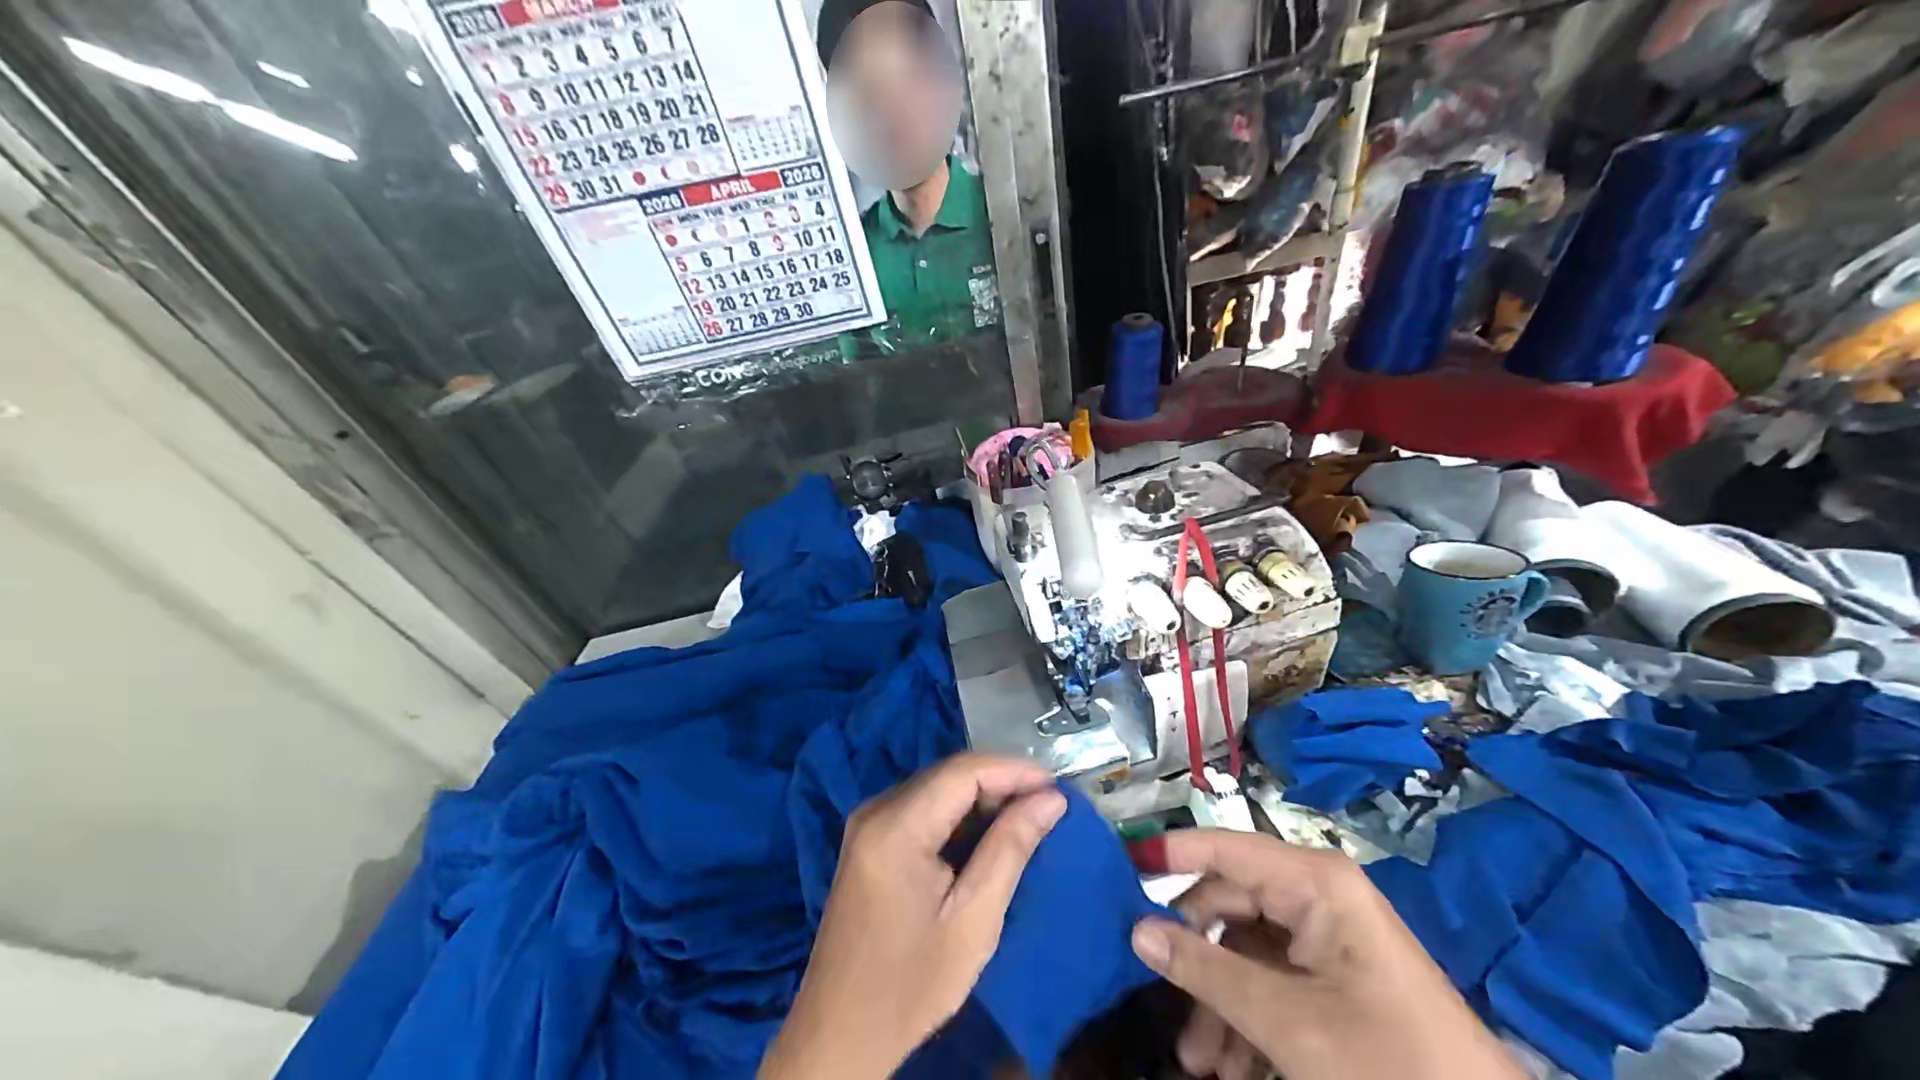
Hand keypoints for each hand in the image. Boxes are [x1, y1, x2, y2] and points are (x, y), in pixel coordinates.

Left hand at [759, 754, 1068, 1079]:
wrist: (841, 1031)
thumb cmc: (912, 983)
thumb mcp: (974, 919)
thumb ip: (1010, 848)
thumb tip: (1050, 798)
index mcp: (896, 826)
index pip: (962, 772)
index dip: (1013, 771)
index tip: (1058, 787)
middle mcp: (876, 810)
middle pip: (947, 775)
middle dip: (1000, 783)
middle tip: (1047, 806)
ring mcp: (867, 823)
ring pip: (935, 788)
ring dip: (981, 797)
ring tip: (1026, 818)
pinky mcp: (868, 840)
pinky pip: (920, 807)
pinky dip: (957, 814)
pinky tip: (985, 834)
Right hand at [1130, 830, 1523, 1079]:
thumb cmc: (1388, 1065)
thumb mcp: (1286, 1021)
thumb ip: (1205, 969)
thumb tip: (1138, 929)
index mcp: (1314, 884)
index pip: (1224, 847)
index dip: (1170, 853)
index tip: (1119, 866)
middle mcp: (1317, 897)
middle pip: (1229, 905)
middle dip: (1195, 960)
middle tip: (1164, 1003)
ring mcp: (1327, 939)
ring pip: (1246, 951)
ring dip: (1218, 1002)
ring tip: (1201, 1065)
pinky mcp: (1336, 978)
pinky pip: (1273, 981)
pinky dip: (1247, 1019)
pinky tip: (1231, 1069)